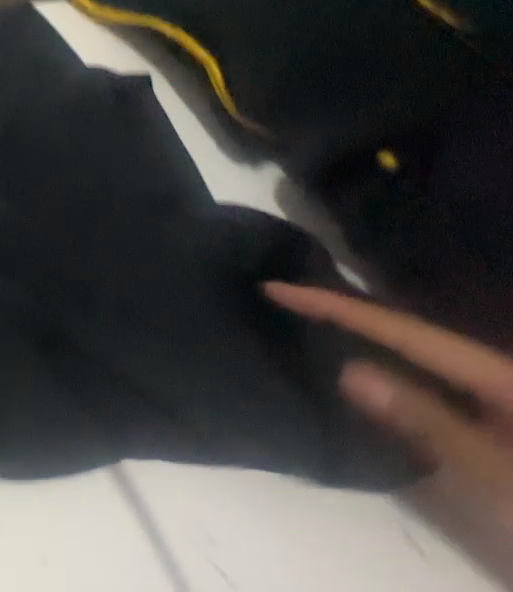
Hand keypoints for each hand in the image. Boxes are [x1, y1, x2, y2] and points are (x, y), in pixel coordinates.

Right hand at [264, 282, 512, 527]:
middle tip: (292, 297)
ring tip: (319, 318)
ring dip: (374, 335)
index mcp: (503, 378)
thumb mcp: (500, 475)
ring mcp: (505, 397)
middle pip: (420, 334)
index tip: (273, 287)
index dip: (336, 307)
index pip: (405, 331)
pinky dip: (402, 362)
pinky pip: (443, 376)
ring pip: (432, 354)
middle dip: (354, 311)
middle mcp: (505, 376)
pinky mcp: (504, 418)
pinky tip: (378, 364)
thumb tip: (348, 368)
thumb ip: (428, 422)